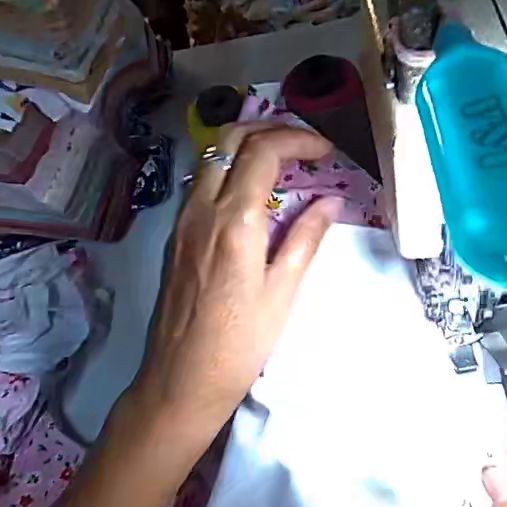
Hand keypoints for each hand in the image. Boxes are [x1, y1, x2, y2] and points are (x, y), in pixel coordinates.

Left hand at [125, 121, 339, 445]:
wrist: (180, 380)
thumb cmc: (239, 345)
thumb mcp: (283, 293)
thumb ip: (306, 238)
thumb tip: (330, 200)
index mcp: (234, 222)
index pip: (263, 150)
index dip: (298, 138)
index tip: (325, 151)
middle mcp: (202, 210)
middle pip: (229, 138)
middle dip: (269, 127)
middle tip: (303, 145)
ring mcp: (183, 220)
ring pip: (211, 157)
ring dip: (246, 145)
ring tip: (282, 163)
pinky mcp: (175, 235)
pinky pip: (202, 183)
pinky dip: (229, 170)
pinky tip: (253, 194)